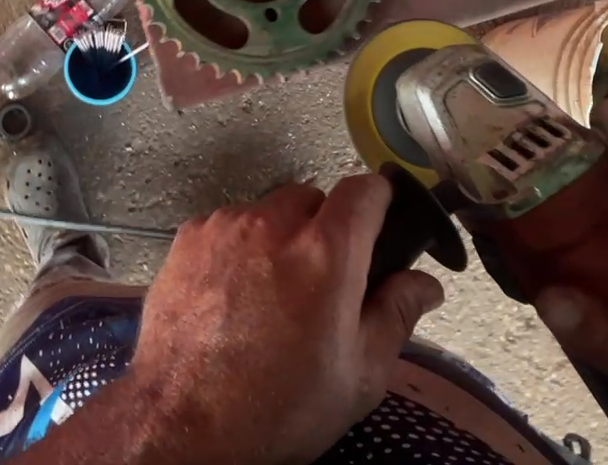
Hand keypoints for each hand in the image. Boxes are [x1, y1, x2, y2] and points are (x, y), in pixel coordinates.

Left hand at [19, 176, 442, 464]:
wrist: (183, 417)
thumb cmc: (278, 405)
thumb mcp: (358, 374)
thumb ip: (396, 315)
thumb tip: (424, 283)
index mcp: (326, 254)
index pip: (363, 190)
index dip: (378, 196)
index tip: (380, 211)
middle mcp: (274, 224)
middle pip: (312, 199)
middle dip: (324, 227)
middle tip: (321, 277)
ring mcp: (227, 225)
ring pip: (268, 211)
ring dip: (278, 237)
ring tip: (271, 293)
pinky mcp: (191, 235)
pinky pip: (228, 225)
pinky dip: (238, 247)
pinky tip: (233, 294)